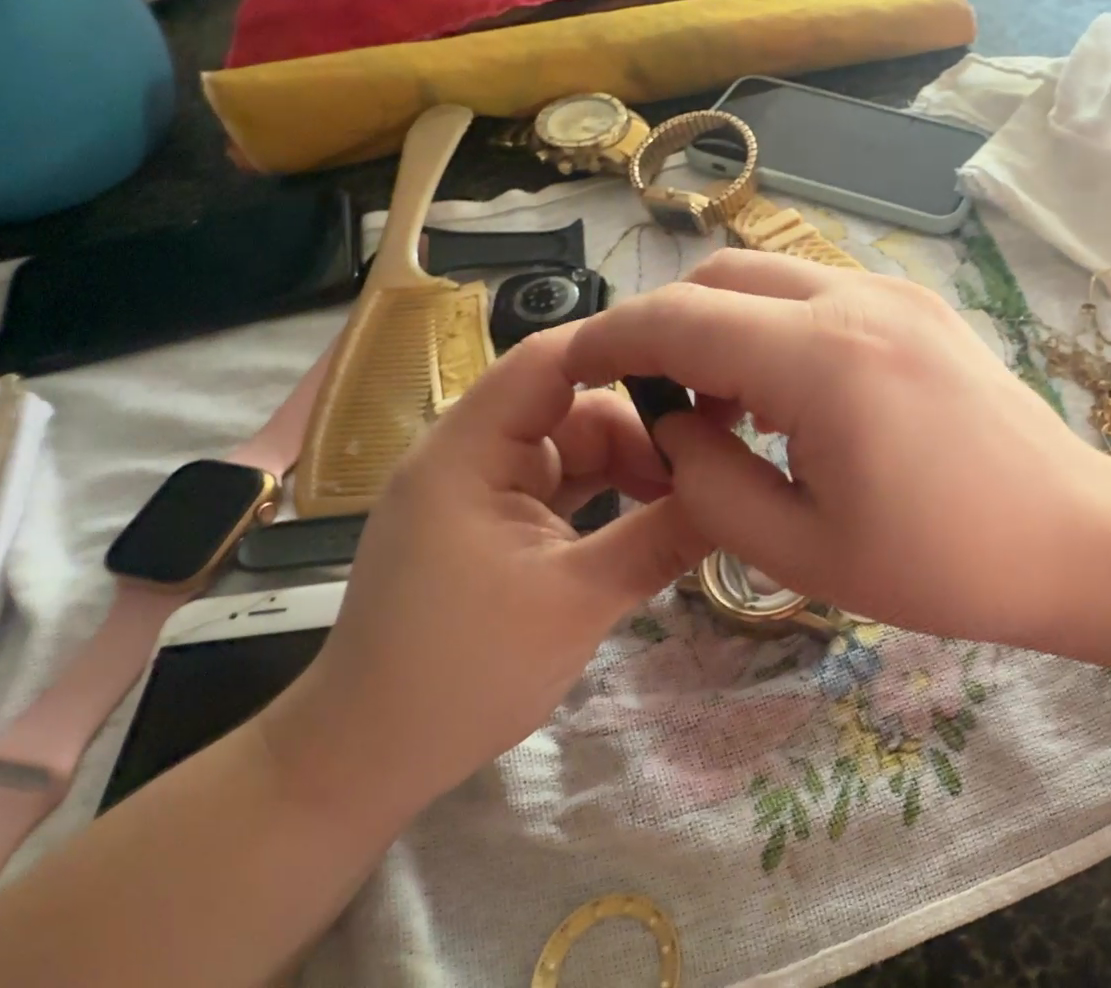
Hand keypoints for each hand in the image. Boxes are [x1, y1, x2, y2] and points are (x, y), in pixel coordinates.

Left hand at [258, 331, 710, 813]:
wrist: (372, 757)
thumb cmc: (463, 671)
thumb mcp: (577, 600)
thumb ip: (661, 538)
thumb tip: (738, 495)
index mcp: (467, 453)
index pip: (548, 364)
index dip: (623, 353)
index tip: (704, 374)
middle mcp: (471, 458)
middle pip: (571, 410)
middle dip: (641, 433)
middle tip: (707, 471)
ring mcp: (482, 496)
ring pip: (574, 454)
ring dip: (630, 470)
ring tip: (689, 501)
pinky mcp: (495, 531)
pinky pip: (564, 493)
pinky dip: (609, 501)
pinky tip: (654, 519)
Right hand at [562, 249, 1110, 644]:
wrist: (1075, 540)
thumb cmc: (945, 565)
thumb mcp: (802, 550)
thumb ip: (709, 483)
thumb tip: (673, 428)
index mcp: (821, 359)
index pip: (677, 319)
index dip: (609, 339)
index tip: (572, 369)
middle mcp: (857, 299)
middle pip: (719, 279)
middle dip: (664, 329)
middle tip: (655, 406)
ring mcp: (899, 294)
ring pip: (771, 279)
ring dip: (724, 327)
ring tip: (724, 411)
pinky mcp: (926, 309)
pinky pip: (822, 295)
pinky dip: (778, 328)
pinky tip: (789, 397)